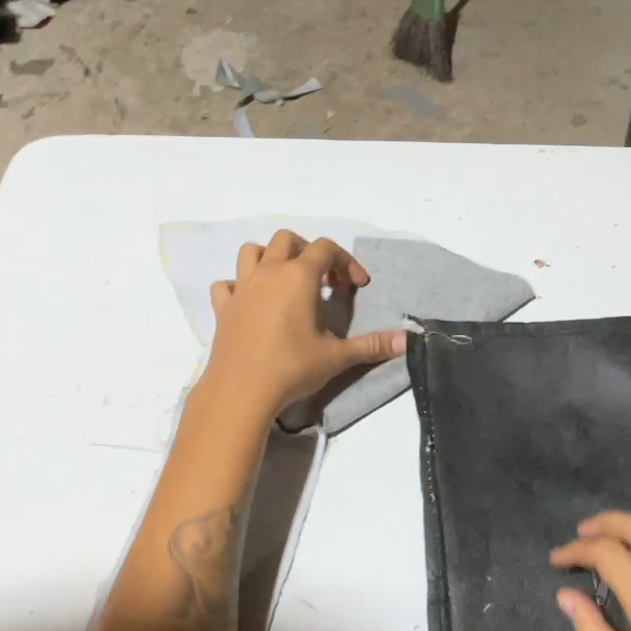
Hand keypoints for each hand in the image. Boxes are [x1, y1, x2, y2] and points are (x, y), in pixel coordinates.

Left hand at [201, 230, 406, 415]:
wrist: (242, 390)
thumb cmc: (292, 368)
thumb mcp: (337, 357)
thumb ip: (372, 345)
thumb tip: (408, 340)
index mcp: (298, 277)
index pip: (325, 248)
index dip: (345, 261)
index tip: (357, 286)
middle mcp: (267, 272)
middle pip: (286, 240)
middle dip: (307, 252)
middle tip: (322, 281)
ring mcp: (241, 288)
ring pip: (251, 251)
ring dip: (270, 258)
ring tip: (285, 283)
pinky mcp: (223, 308)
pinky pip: (226, 284)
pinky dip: (239, 286)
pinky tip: (251, 303)